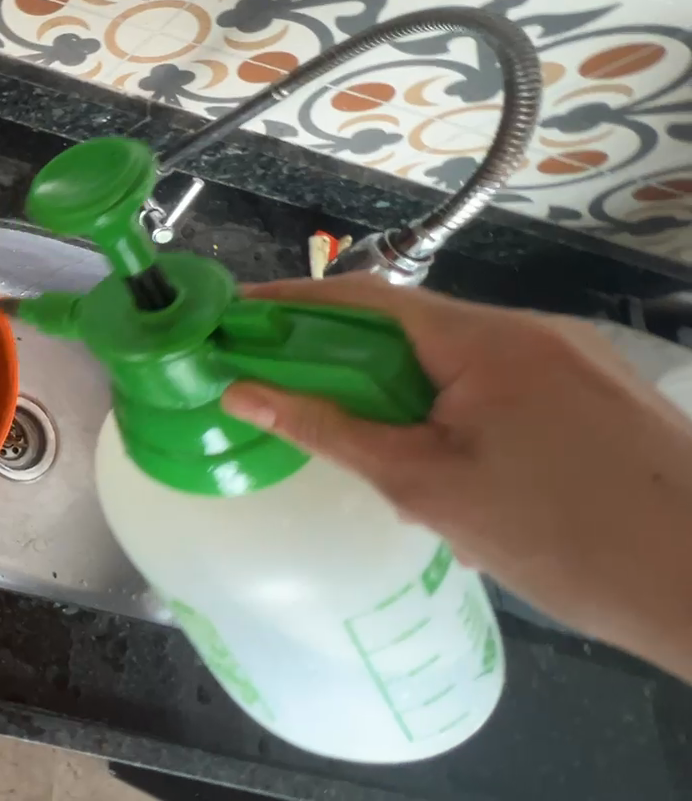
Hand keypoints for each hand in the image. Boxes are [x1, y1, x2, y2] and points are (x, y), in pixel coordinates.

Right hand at [220, 276, 691, 681]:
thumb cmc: (565, 538)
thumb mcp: (420, 483)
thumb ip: (323, 427)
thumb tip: (238, 394)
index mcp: (491, 341)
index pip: (366, 296)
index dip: (290, 300)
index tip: (234, 314)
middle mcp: (537, 334)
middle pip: (407, 326)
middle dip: (341, 357)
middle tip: (288, 392)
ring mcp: (577, 362)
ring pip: (449, 358)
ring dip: (395, 389)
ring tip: (373, 449)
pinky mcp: (600, 395)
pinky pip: (496, 382)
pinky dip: (444, 406)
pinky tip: (442, 462)